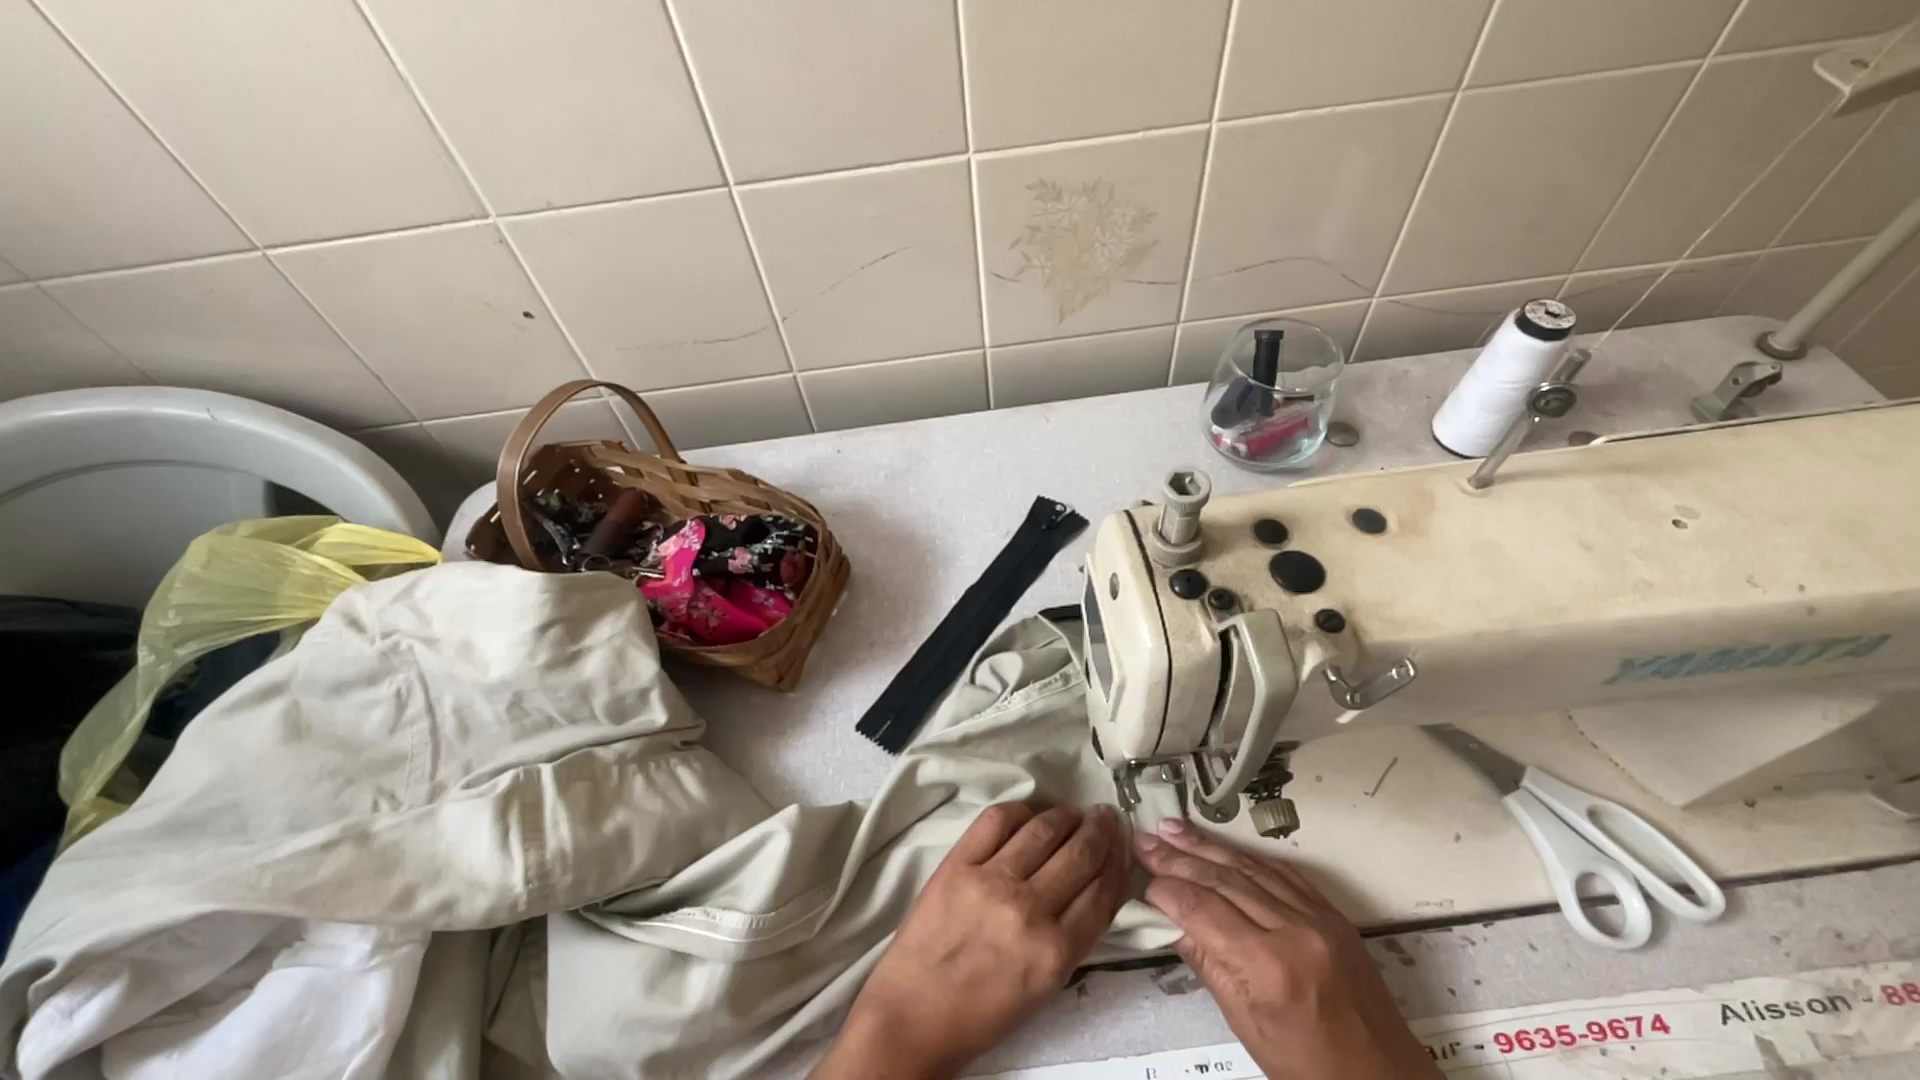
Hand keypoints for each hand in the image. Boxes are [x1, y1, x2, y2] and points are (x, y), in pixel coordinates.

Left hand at [811, 801, 1129, 1079]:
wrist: (913, 1016)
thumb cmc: (981, 1013)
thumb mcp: (1044, 987)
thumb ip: (1072, 937)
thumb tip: (1093, 888)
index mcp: (1056, 953)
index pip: (1103, 893)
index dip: (1118, 862)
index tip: (1121, 845)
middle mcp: (1030, 911)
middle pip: (1080, 854)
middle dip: (1100, 830)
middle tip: (1105, 816)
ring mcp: (991, 882)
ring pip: (1044, 830)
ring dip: (1066, 816)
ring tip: (1073, 813)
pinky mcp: (958, 864)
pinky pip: (997, 821)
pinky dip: (1021, 810)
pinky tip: (1030, 813)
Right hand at [1135, 819, 1440, 1079]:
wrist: (1383, 1079)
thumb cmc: (1308, 1067)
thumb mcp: (1245, 1024)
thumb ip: (1207, 963)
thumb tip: (1168, 919)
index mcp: (1269, 966)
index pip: (1202, 909)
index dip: (1166, 890)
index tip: (1139, 878)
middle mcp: (1295, 931)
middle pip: (1223, 880)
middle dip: (1177, 857)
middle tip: (1143, 839)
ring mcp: (1318, 917)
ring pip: (1250, 868)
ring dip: (1206, 846)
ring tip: (1172, 828)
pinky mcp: (1333, 914)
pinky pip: (1282, 873)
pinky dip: (1246, 856)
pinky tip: (1222, 846)